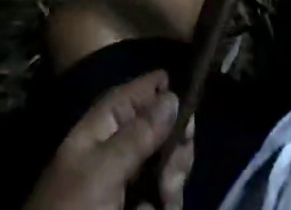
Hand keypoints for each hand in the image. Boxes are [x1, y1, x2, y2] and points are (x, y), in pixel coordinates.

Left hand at [23, 71, 193, 209]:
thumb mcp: (102, 173)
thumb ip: (138, 134)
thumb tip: (173, 95)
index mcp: (102, 127)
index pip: (138, 92)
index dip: (164, 92)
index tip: (189, 106)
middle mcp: (118, 148)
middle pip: (162, 129)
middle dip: (175, 150)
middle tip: (170, 179)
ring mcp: (127, 181)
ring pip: (169, 165)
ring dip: (173, 184)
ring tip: (164, 203)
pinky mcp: (136, 205)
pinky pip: (164, 197)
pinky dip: (165, 205)